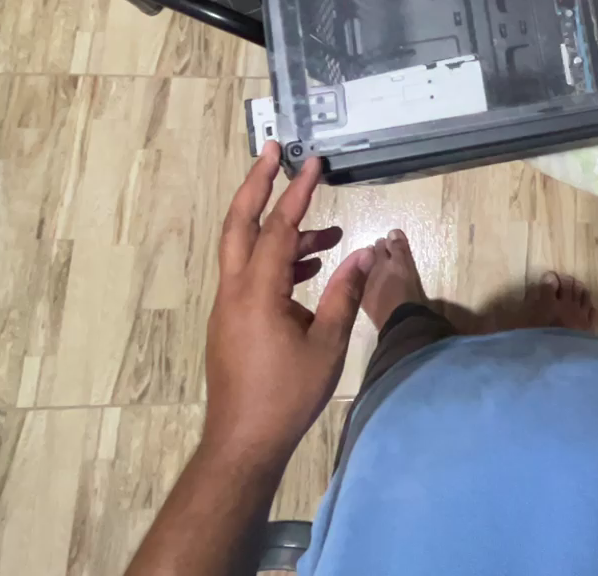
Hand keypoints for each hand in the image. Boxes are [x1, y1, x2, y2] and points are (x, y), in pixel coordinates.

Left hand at [202, 143, 372, 468]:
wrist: (243, 443)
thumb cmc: (287, 393)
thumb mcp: (327, 342)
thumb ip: (345, 291)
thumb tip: (367, 252)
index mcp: (257, 292)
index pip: (279, 228)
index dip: (296, 192)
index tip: (312, 162)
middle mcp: (235, 291)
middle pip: (239, 224)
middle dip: (256, 185)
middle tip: (273, 152)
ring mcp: (230, 306)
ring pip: (248, 249)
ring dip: (282, 230)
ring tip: (330, 231)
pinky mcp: (233, 320)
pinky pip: (253, 273)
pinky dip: (280, 258)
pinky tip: (312, 267)